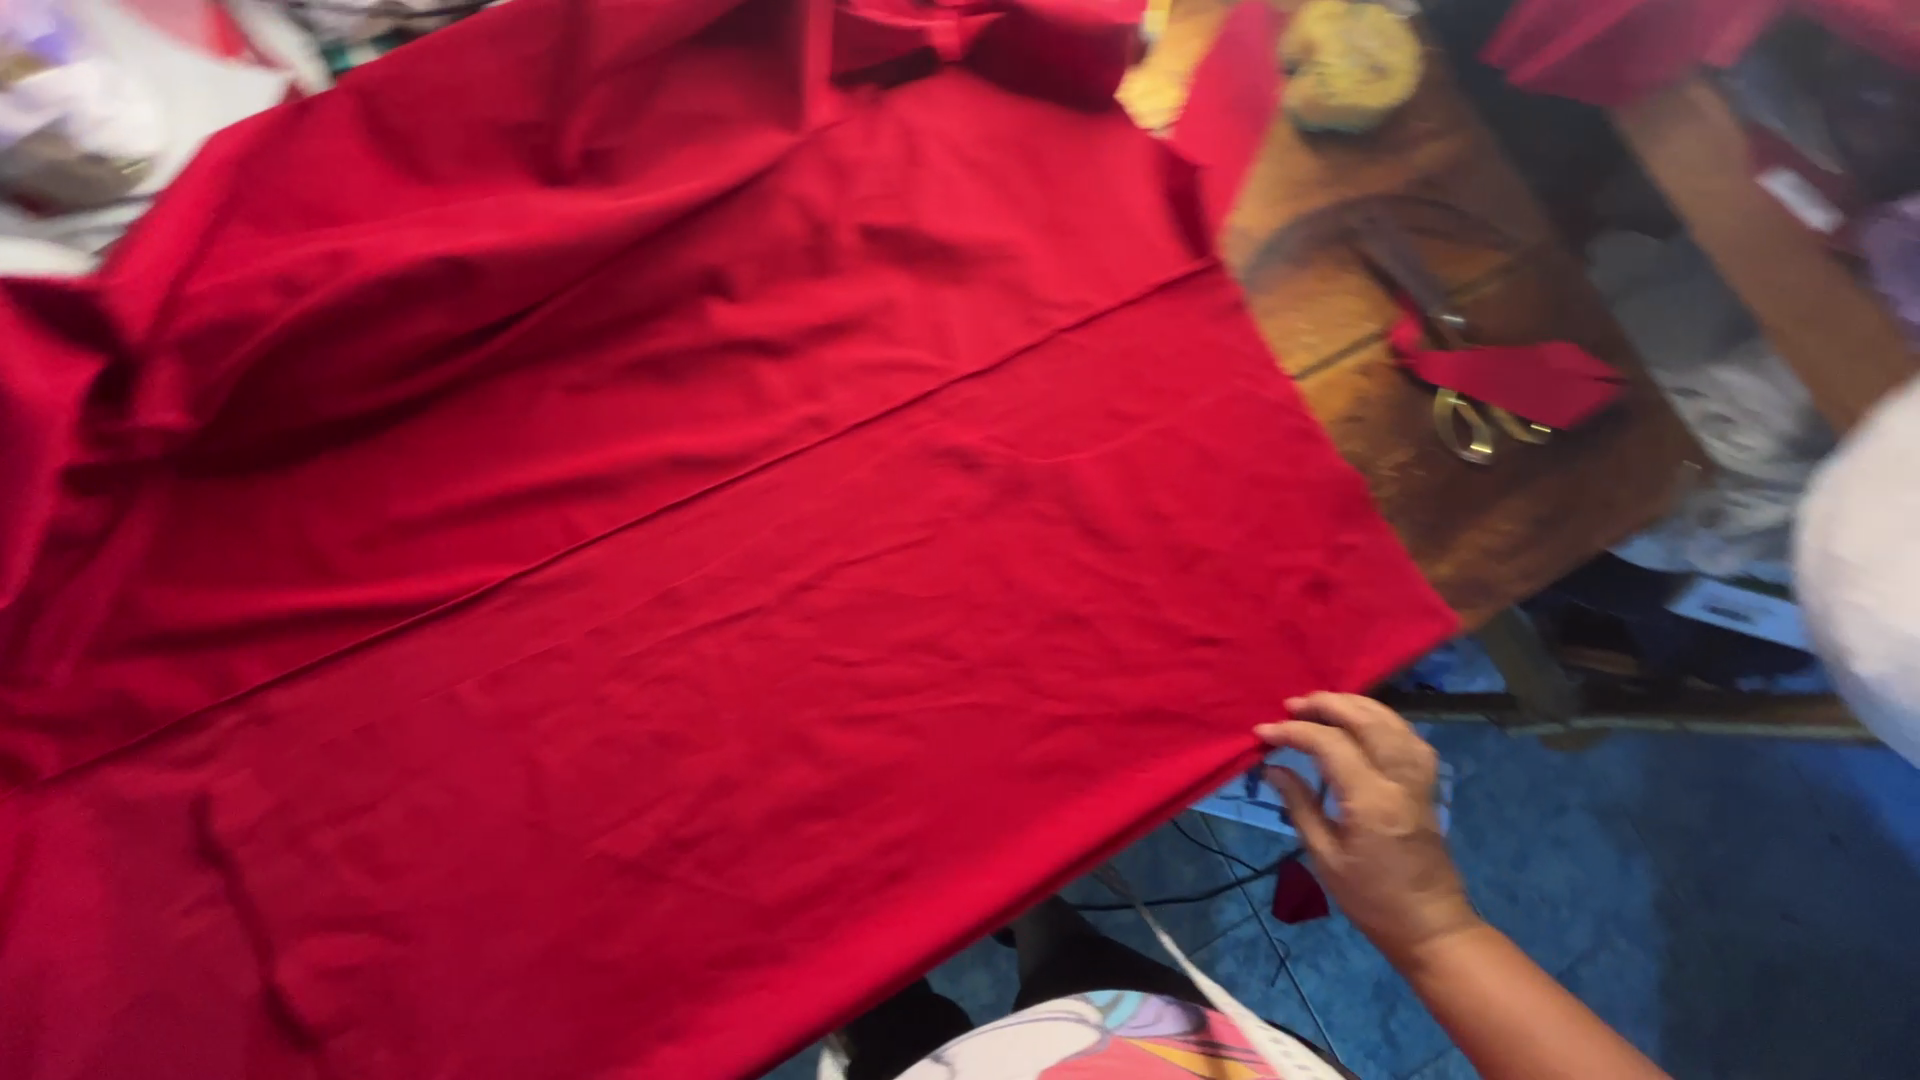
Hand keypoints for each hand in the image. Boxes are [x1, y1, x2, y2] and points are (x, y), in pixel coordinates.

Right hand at [1254, 693, 1482, 965]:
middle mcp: (1400, 782)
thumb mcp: (1324, 857)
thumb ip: (1300, 805)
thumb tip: (1274, 767)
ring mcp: (1420, 782)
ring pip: (1392, 723)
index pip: (1329, 745)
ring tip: (1323, 703)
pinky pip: (1410, 738)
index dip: (1293, 732)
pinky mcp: (1428, 787)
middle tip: (1291, 705)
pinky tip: (1364, 721)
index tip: (1262, 733)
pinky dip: (1384, 720)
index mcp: (1371, 801)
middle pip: (1366, 722)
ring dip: (1356, 705)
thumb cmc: (1371, 899)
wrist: (1431, 928)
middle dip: (1326, 705)